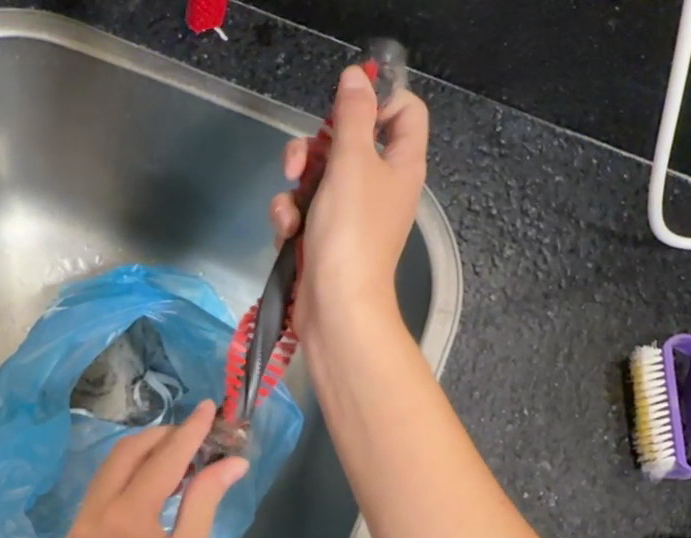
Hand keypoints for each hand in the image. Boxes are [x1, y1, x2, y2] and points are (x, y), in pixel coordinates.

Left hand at [66, 401, 248, 537]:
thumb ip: (205, 499)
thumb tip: (232, 461)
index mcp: (126, 516)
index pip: (162, 459)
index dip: (189, 431)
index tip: (210, 408)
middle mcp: (94, 513)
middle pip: (126, 455)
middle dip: (160, 438)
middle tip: (195, 435)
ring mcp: (79, 526)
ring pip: (108, 472)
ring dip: (141, 457)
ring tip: (178, 457)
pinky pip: (100, 495)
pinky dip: (125, 481)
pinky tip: (152, 486)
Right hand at [269, 66, 429, 355]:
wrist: (337, 307)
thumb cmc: (351, 232)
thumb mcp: (352, 163)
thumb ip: (353, 116)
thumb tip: (358, 76)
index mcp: (401, 163)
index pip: (404, 112)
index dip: (377, 103)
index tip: (346, 113)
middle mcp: (379, 186)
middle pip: (347, 144)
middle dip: (314, 151)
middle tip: (298, 164)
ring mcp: (350, 216)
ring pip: (316, 180)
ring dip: (294, 192)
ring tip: (288, 214)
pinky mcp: (324, 241)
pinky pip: (303, 214)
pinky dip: (290, 221)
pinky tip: (286, 236)